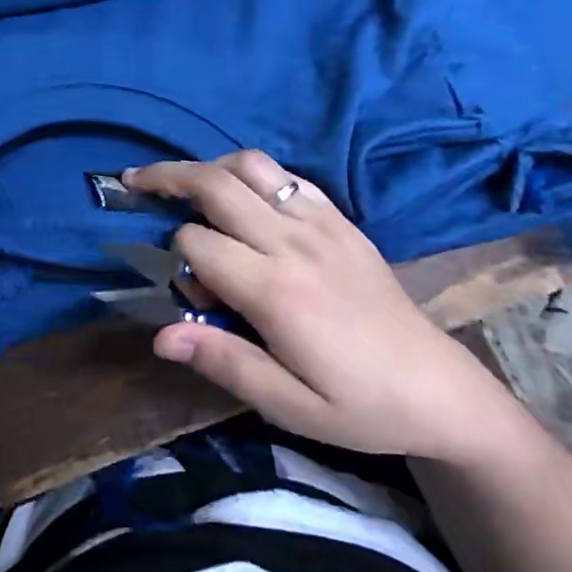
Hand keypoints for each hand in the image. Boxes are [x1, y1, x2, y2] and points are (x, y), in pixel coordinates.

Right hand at [125, 152, 526, 462]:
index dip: (176, 260)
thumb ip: (224, 363)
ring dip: (210, 165)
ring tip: (183, 179)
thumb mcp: (289, 405)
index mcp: (276, 290)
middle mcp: (293, 241)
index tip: (188, 291)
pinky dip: (253, 172)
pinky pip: (288, 176)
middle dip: (168, 178)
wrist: (438, 386)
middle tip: (133, 180)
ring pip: (251, 165)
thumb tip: (160, 334)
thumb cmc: (359, 404)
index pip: (197, 244)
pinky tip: (242, 191)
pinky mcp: (340, 217)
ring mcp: (320, 222)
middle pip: (215, 185)